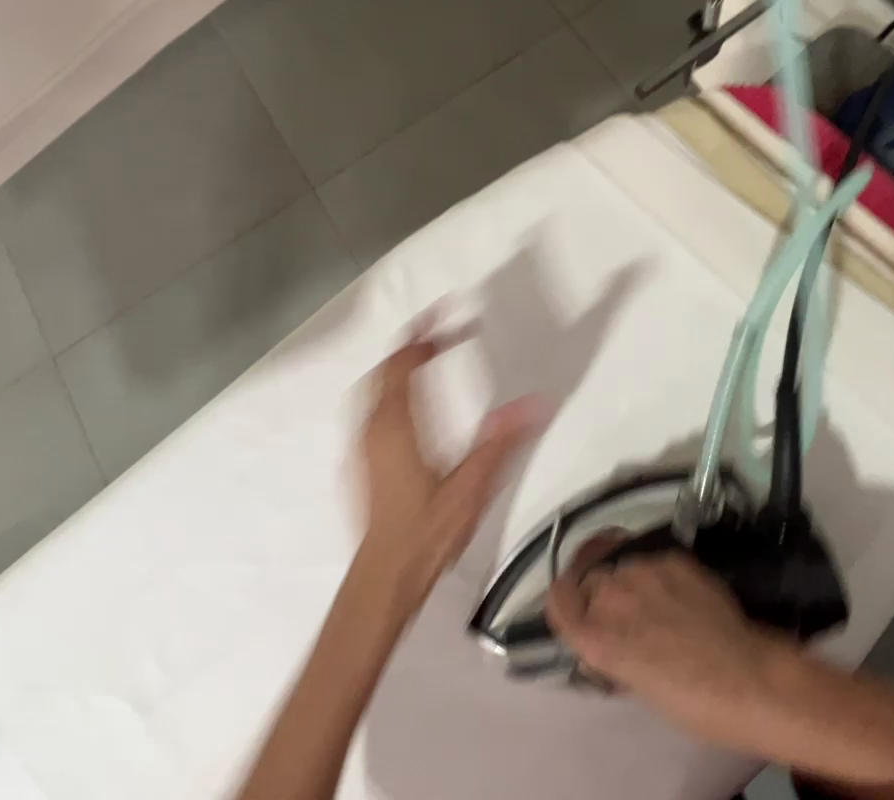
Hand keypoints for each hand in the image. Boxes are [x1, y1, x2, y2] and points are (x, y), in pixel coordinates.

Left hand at [355, 329, 542, 599]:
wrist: (383, 578)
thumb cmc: (426, 534)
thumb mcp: (472, 487)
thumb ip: (502, 441)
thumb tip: (536, 402)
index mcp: (396, 426)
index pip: (404, 362)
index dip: (425, 334)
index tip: (448, 315)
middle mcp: (372, 429)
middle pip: (383, 370)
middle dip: (410, 346)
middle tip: (440, 334)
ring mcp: (360, 448)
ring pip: (371, 391)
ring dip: (395, 369)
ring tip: (423, 362)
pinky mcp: (358, 466)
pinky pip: (368, 412)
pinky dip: (387, 394)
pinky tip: (407, 410)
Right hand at [545, 536, 796, 750]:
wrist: (750, 678)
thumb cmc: (693, 702)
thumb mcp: (636, 684)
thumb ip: (610, 653)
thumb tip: (602, 642)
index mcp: (595, 637)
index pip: (557, 598)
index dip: (563, 600)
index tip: (574, 606)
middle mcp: (610, 596)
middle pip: (586, 578)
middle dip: (597, 591)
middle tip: (623, 611)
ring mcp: (641, 570)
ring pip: (618, 562)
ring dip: (626, 577)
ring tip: (652, 598)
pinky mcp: (671, 557)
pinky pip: (650, 559)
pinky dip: (656, 572)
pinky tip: (677, 592)